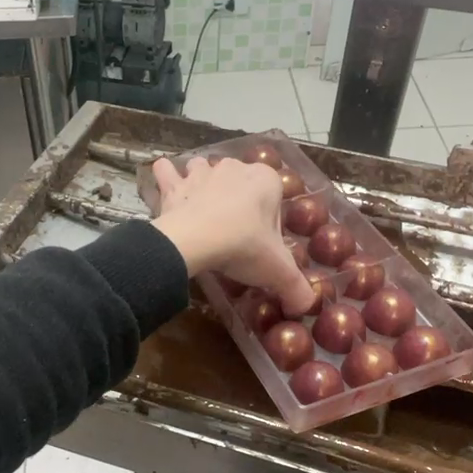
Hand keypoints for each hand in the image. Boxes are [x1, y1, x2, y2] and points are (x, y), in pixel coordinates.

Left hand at [150, 156, 314, 315]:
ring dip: (201, 185)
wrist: (196, 241)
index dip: (268, 225)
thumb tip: (306, 305)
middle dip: (237, 203)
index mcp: (266, 180)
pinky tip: (168, 193)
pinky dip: (166, 179)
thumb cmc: (244, 246)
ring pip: (203, 171)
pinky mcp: (174, 184)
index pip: (273, 201)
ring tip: (201, 211)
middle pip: (239, 185)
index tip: (259, 246)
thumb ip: (297, 288)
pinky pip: (166, 172)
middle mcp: (234, 167)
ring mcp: (202, 173)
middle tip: (232, 235)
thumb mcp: (278, 271)